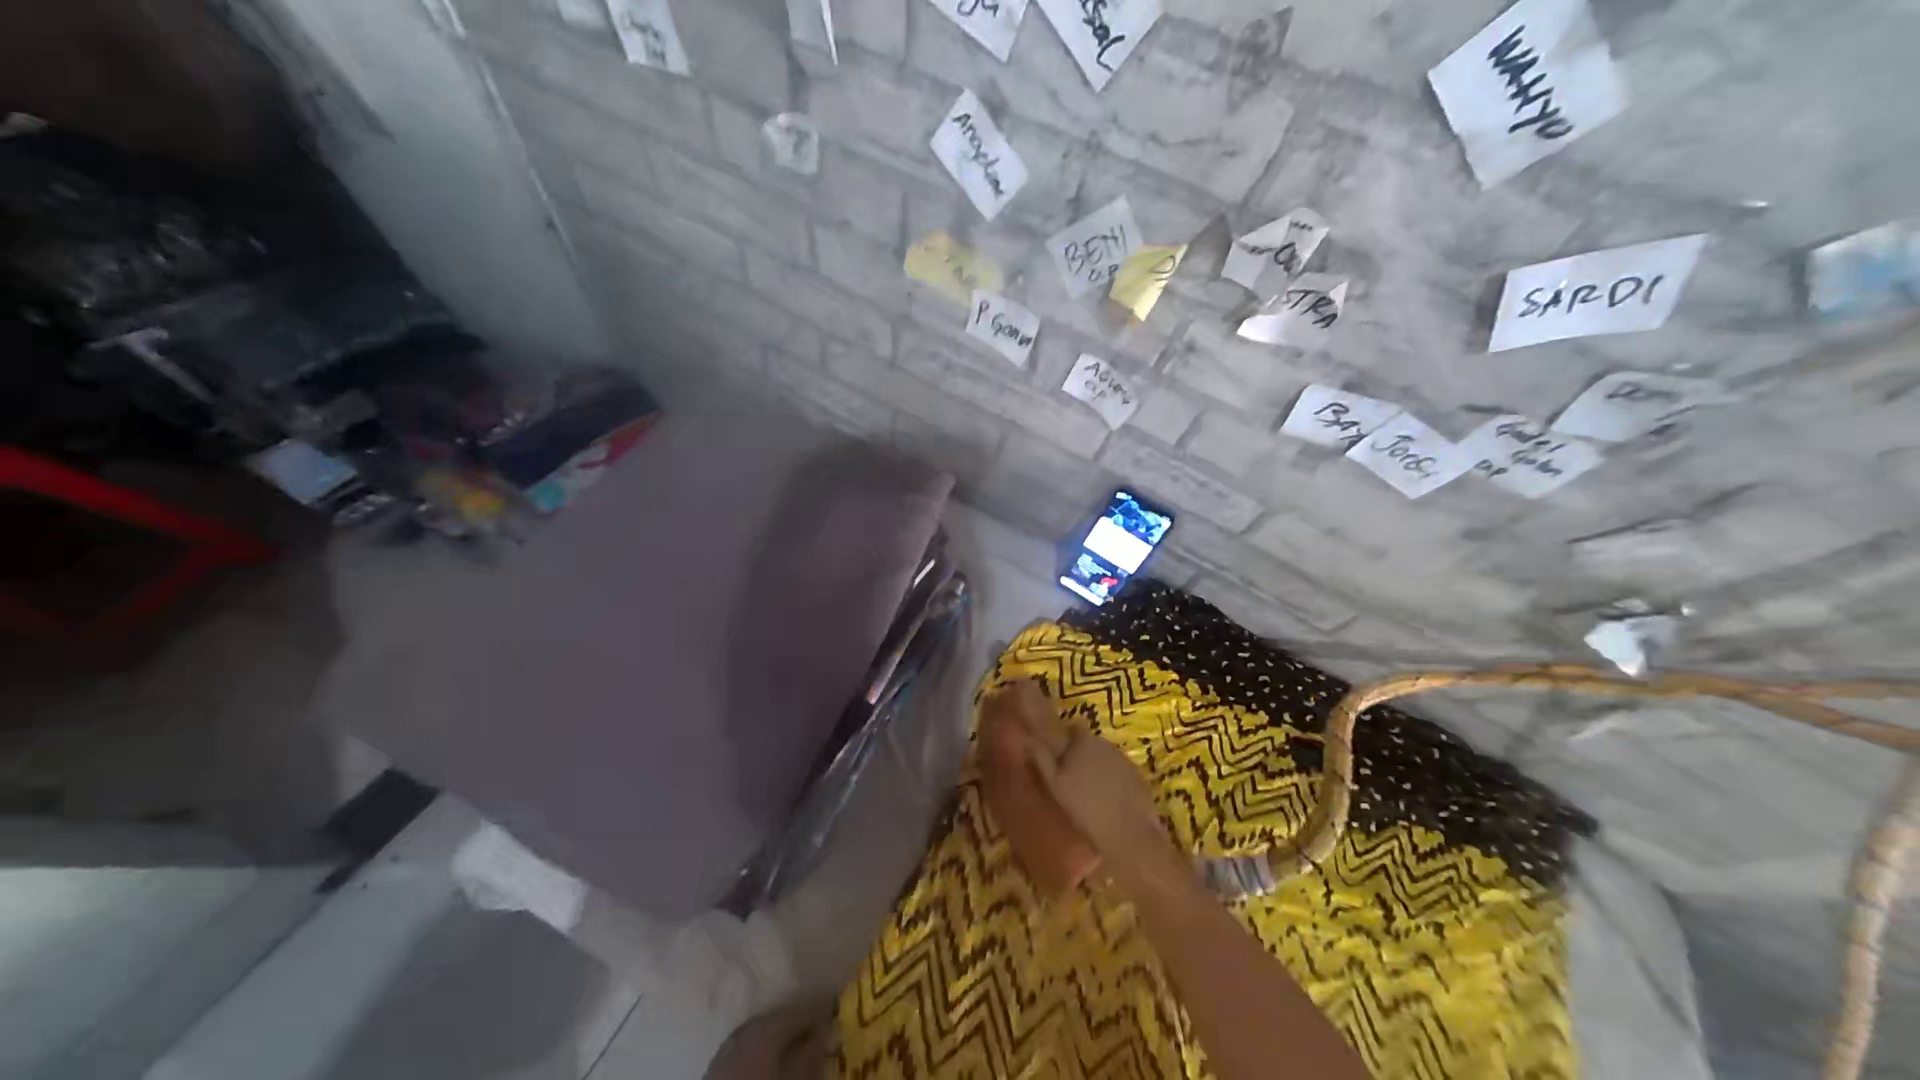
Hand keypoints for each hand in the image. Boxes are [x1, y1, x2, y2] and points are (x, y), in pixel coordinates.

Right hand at [1026, 728, 1177, 877]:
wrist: (1129, 836)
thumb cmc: (1084, 809)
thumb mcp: (1053, 784)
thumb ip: (1040, 757)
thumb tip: (1028, 737)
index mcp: (1083, 741)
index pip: (1072, 730)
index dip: (1065, 745)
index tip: (1058, 763)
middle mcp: (1106, 744)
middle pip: (1089, 745)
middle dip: (1081, 757)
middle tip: (1071, 782)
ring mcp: (1126, 762)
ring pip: (1105, 761)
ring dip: (1098, 771)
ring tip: (1089, 797)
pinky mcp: (1140, 780)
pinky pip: (1121, 776)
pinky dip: (1114, 785)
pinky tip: (1108, 806)